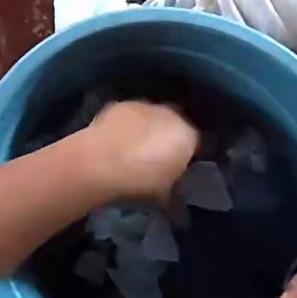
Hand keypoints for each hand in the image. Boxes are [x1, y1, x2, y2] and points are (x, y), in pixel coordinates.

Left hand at [80, 100, 198, 201]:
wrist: (101, 162)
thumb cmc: (140, 181)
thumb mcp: (164, 193)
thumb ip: (174, 187)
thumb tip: (173, 190)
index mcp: (188, 136)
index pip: (195, 144)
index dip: (186, 156)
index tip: (176, 169)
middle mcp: (171, 114)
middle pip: (175, 126)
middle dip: (168, 138)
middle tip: (155, 158)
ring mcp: (144, 106)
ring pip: (152, 117)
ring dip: (147, 129)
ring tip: (132, 150)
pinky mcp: (120, 104)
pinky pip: (130, 115)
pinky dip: (126, 125)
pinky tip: (116, 140)